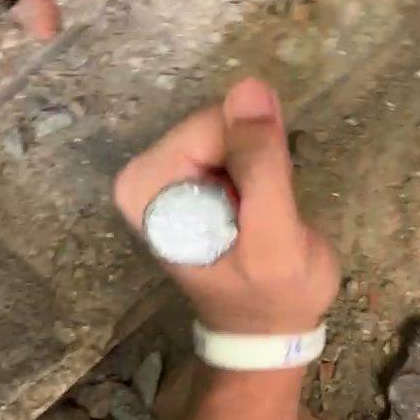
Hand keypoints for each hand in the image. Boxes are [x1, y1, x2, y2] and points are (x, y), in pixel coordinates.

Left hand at [115, 79, 339, 334]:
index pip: (215, 124)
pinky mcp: (190, 180)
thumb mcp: (275, 237)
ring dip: (262, 171)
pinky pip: (236, 147)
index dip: (256, 158)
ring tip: (264, 217)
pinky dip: (259, 175)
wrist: (268, 332)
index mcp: (147, 185)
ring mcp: (166, 176)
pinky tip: (260, 211)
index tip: (266, 205)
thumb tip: (251, 86)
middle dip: (257, 164)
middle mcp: (144, 173)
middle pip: (222, 126)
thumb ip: (262, 165)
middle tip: (268, 214)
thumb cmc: (274, 294)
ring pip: (234, 134)